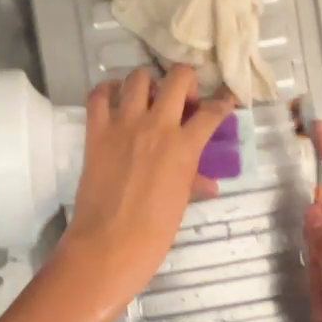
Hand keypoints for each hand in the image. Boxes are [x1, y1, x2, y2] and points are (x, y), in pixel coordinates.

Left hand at [54, 65, 235, 303]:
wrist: (110, 243)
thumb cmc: (153, 231)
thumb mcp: (180, 203)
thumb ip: (193, 182)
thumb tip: (209, 184)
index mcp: (185, 146)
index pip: (212, 111)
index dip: (223, 101)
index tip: (225, 98)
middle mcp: (157, 125)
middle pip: (178, 79)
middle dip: (186, 81)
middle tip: (183, 98)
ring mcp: (124, 124)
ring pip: (138, 78)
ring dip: (148, 82)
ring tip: (149, 96)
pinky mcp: (96, 131)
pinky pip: (99, 95)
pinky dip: (108, 90)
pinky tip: (114, 98)